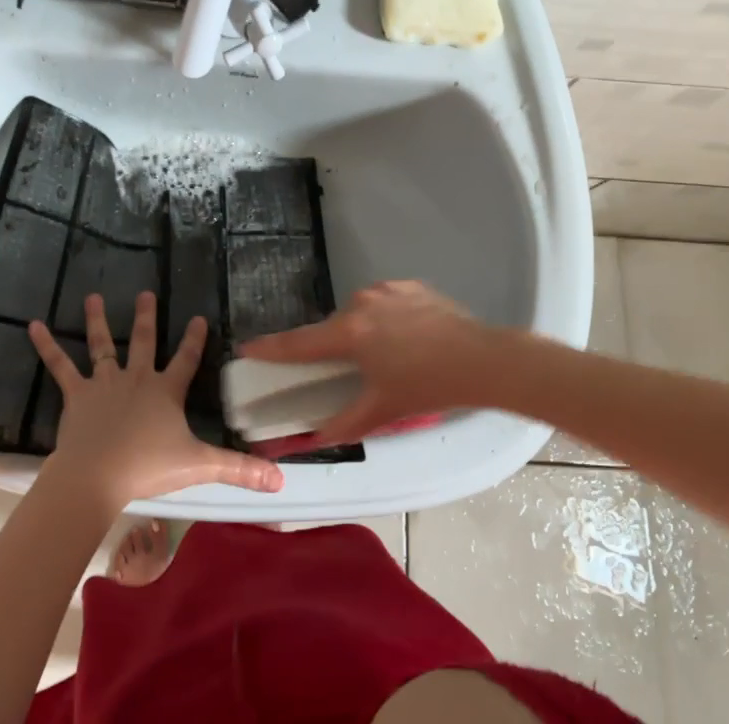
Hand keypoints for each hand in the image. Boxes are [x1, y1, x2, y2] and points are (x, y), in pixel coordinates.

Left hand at [28, 292, 282, 507]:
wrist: (98, 475)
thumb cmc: (148, 467)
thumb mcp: (200, 465)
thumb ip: (239, 470)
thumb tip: (280, 480)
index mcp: (165, 392)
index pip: (186, 360)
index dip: (194, 340)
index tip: (199, 317)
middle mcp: (136, 379)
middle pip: (143, 342)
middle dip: (147, 317)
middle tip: (146, 293)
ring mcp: (104, 383)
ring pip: (102, 345)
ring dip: (97, 320)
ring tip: (93, 296)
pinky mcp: (76, 394)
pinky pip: (59, 366)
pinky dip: (46, 345)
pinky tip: (32, 325)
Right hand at [239, 280, 518, 443]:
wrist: (483, 360)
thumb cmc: (428, 387)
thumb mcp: (382, 410)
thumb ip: (343, 424)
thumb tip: (313, 440)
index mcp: (348, 332)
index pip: (298, 343)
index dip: (270, 348)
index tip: (245, 347)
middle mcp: (361, 303)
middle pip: (331, 328)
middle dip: (331, 347)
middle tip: (341, 370)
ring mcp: (387, 290)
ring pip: (359, 313)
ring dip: (361, 332)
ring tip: (383, 358)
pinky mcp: (411, 286)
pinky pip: (384, 303)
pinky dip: (385, 320)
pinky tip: (404, 340)